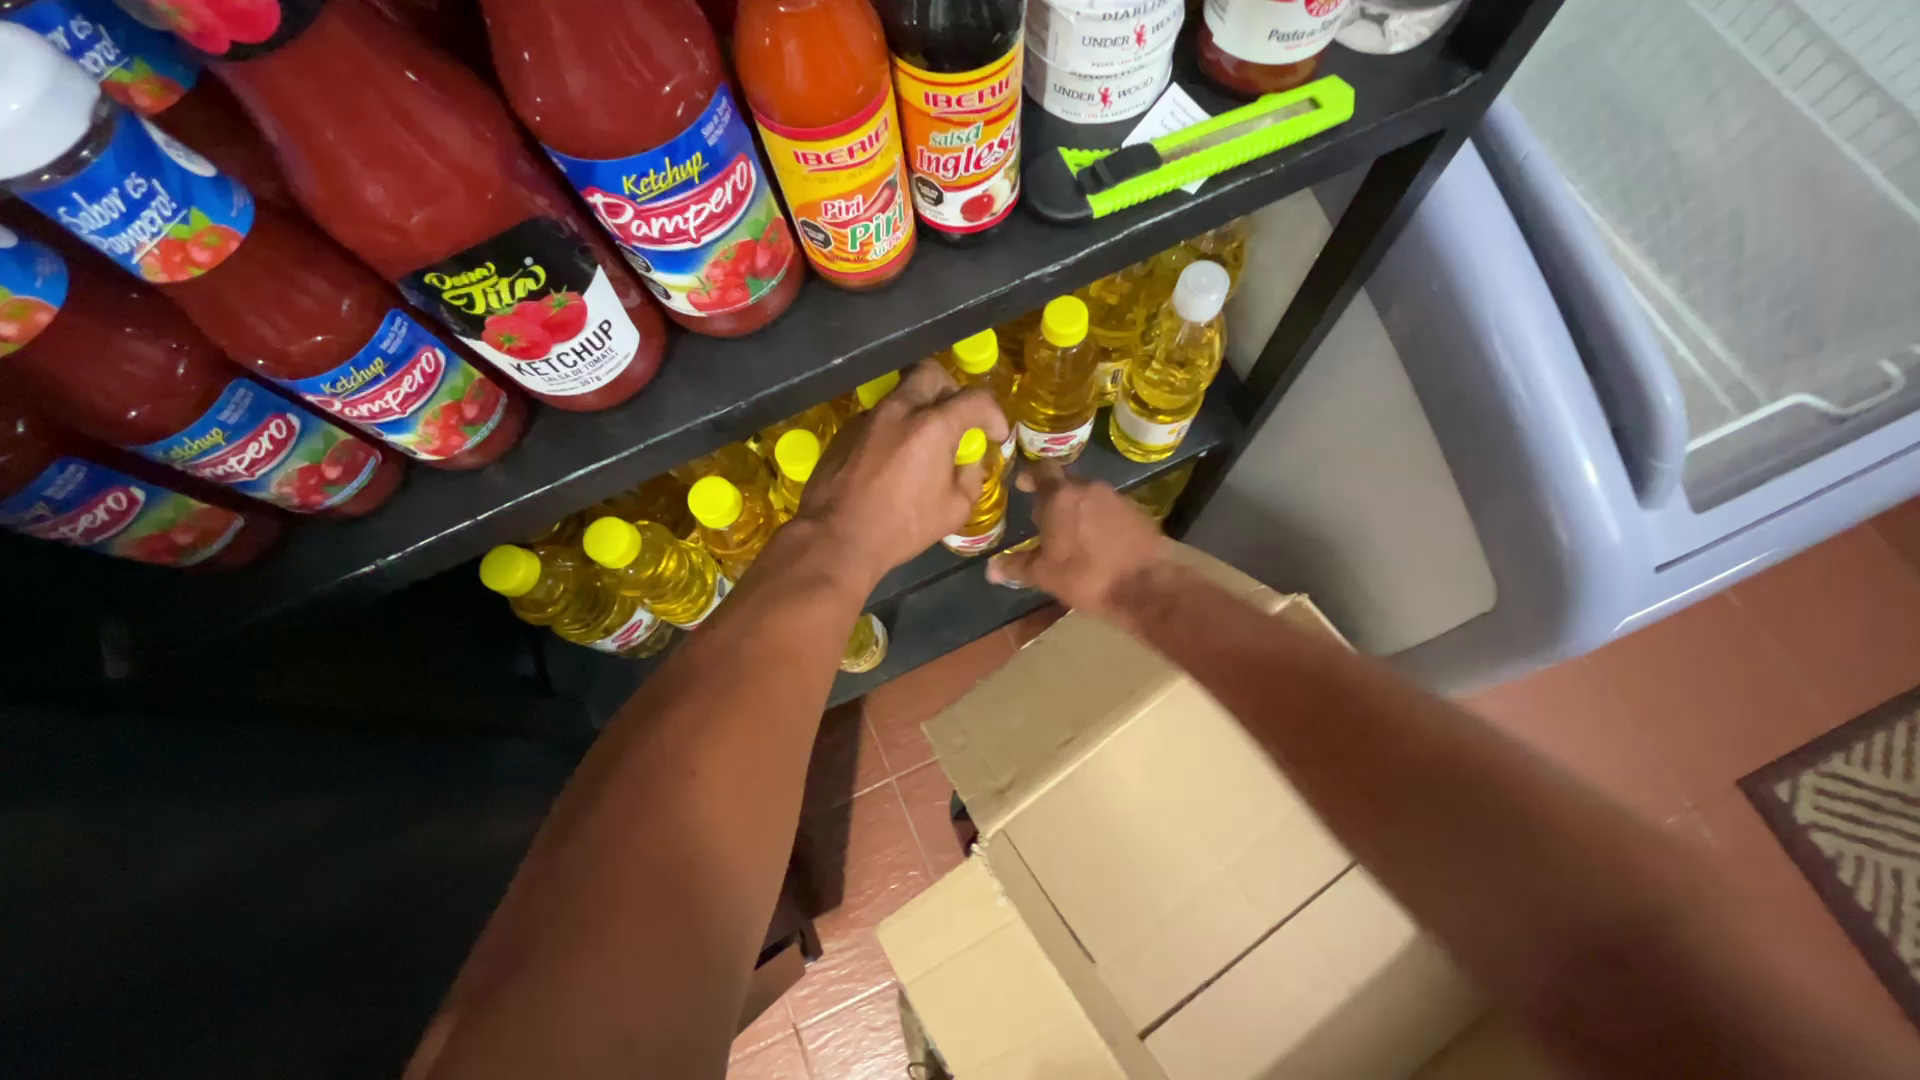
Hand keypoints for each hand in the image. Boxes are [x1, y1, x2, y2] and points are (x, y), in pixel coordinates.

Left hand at [798, 359, 1009, 580]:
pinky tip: (893, 457)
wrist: (837, 538)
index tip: (995, 435)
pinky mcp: (846, 430)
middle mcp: (900, 410)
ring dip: (920, 408)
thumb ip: (971, 476)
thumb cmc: (902, 528)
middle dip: (952, 391)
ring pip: (902, 393)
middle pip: (932, 373)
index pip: (976, 399)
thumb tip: (970, 461)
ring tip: (924, 440)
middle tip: (957, 419)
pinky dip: (894, 427)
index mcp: (933, 426)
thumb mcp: (954, 509)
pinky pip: (879, 416)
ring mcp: (869, 417)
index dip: (994, 415)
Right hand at [986, 461, 1168, 619]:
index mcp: (1060, 496)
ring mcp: (1116, 498)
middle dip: (1054, 498)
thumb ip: (1017, 566)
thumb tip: (990, 570)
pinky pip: (1110, 509)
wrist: (1146, 587)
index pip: (1041, 471)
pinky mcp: (1137, 512)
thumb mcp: (1045, 575)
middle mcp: (1088, 488)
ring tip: (1070, 533)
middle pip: (1066, 483)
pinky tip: (1097, 542)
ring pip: (1089, 496)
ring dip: (1078, 509)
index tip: (1023, 486)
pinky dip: (1099, 519)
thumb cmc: (1086, 576)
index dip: (1030, 476)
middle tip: (1044, 520)